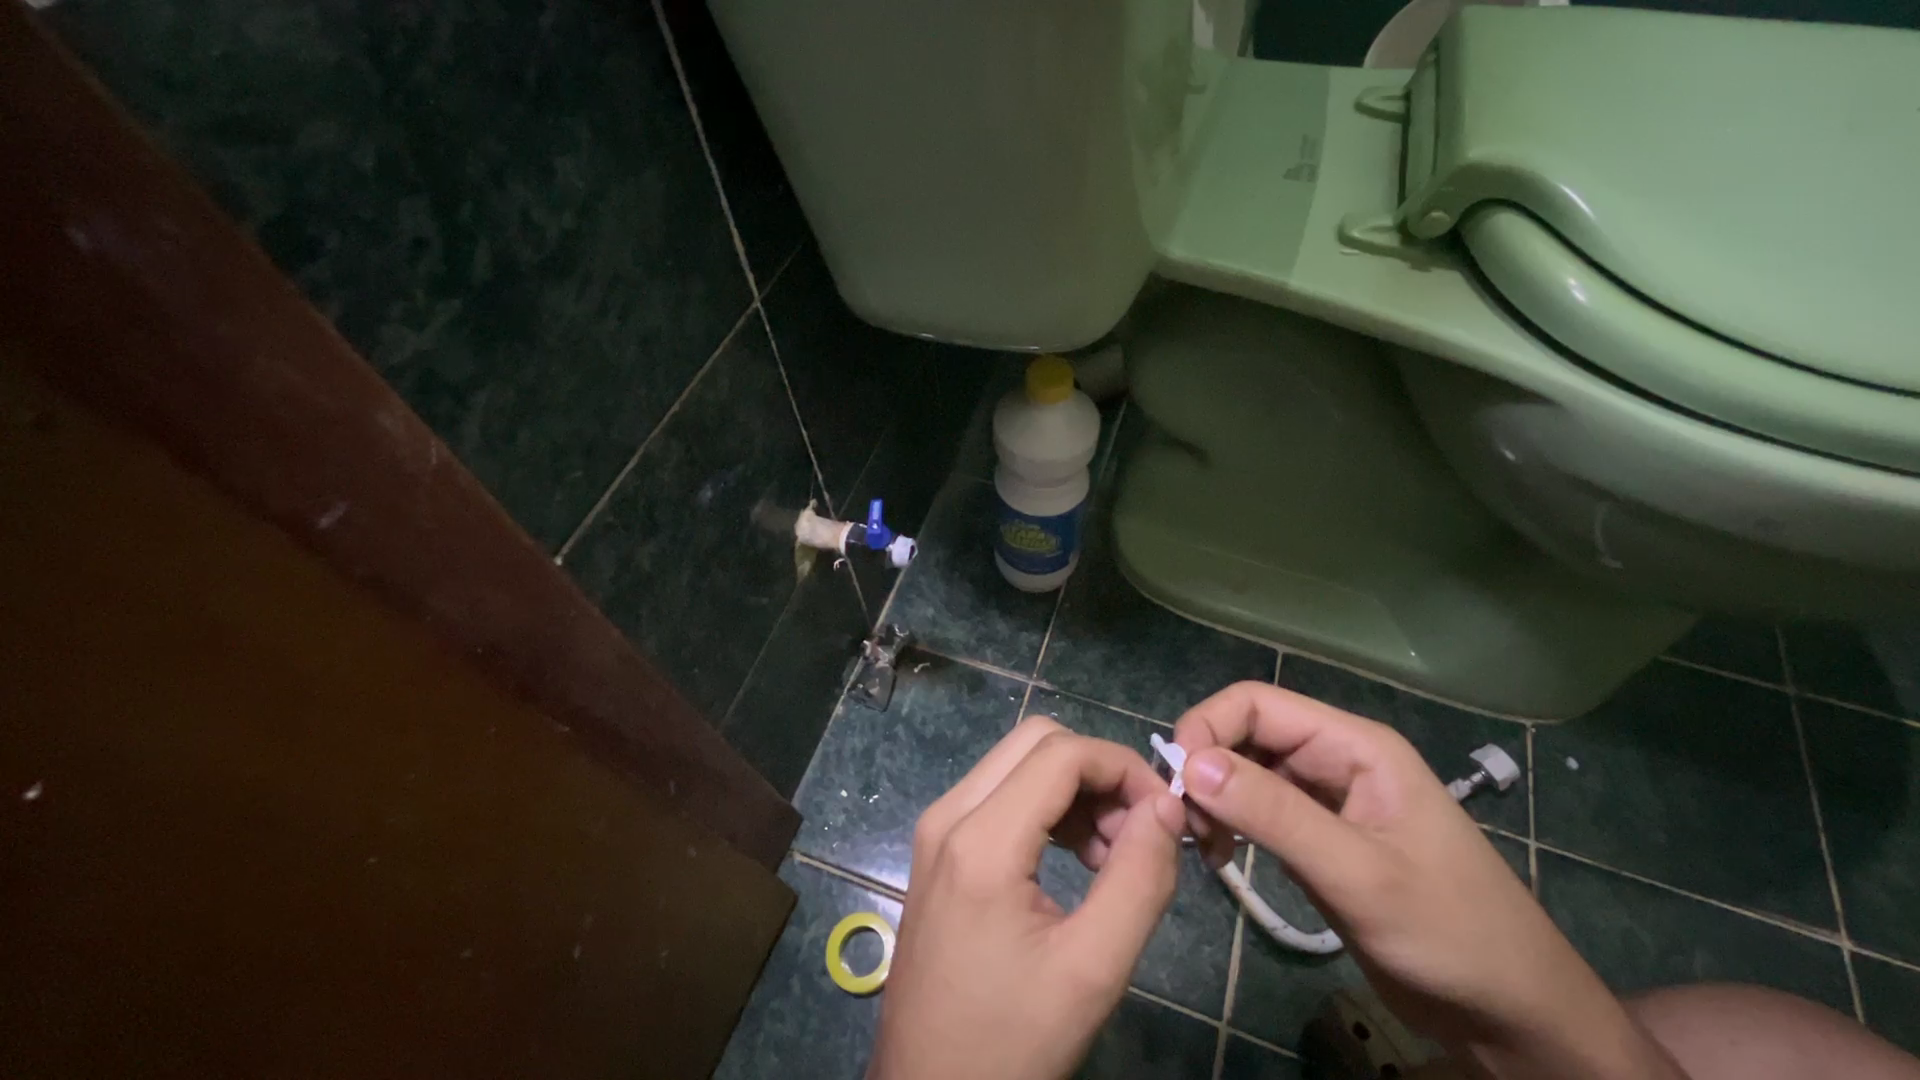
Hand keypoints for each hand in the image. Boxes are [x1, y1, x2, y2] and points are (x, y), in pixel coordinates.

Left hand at [869, 716, 1186, 1079]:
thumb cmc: (1012, 1039)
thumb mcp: (1093, 968)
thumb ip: (1139, 878)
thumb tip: (1166, 805)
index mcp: (981, 840)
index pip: (1062, 753)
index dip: (1124, 768)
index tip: (1165, 814)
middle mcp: (949, 814)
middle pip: (1037, 742)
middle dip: (1098, 772)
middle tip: (1137, 833)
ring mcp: (937, 829)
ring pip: (1018, 763)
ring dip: (1075, 791)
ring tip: (1113, 857)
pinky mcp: (939, 849)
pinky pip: (1000, 794)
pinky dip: (1047, 808)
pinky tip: (1079, 860)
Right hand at [1173, 683, 1682, 1079]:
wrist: (1512, 1013)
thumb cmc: (1450, 933)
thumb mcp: (1358, 873)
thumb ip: (1275, 814)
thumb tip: (1190, 763)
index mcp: (1356, 746)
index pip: (1259, 704)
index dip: (1208, 728)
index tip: (1176, 782)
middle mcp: (1337, 761)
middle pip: (1247, 734)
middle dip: (1206, 767)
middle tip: (1183, 824)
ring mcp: (1328, 802)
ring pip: (1247, 773)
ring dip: (1214, 798)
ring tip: (1201, 845)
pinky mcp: (1320, 840)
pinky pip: (1259, 811)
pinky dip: (1230, 824)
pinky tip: (1221, 856)